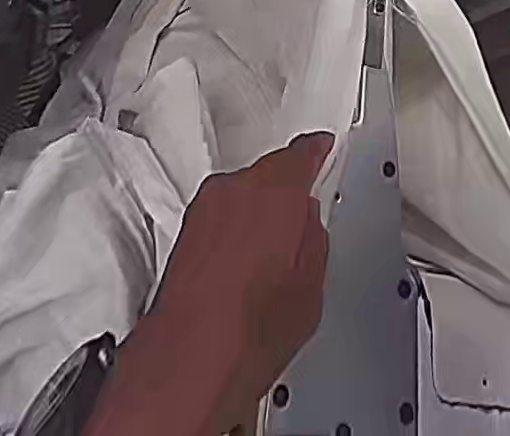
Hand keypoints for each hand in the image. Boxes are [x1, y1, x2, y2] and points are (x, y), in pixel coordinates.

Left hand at [83, 132, 333, 434]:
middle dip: (287, 186)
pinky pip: (222, 209)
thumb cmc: (246, 330)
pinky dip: (234, 222)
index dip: (317, 149)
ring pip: (244, 188)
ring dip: (258, 205)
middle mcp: (239, 188)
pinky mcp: (186, 227)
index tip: (323, 146)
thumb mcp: (311, 282)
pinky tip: (242, 259)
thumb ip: (315, 233)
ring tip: (269, 252)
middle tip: (300, 215)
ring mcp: (208, 205)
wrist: (188, 363)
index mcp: (278, 191)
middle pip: (272, 169)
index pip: (304, 152)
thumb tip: (307, 222)